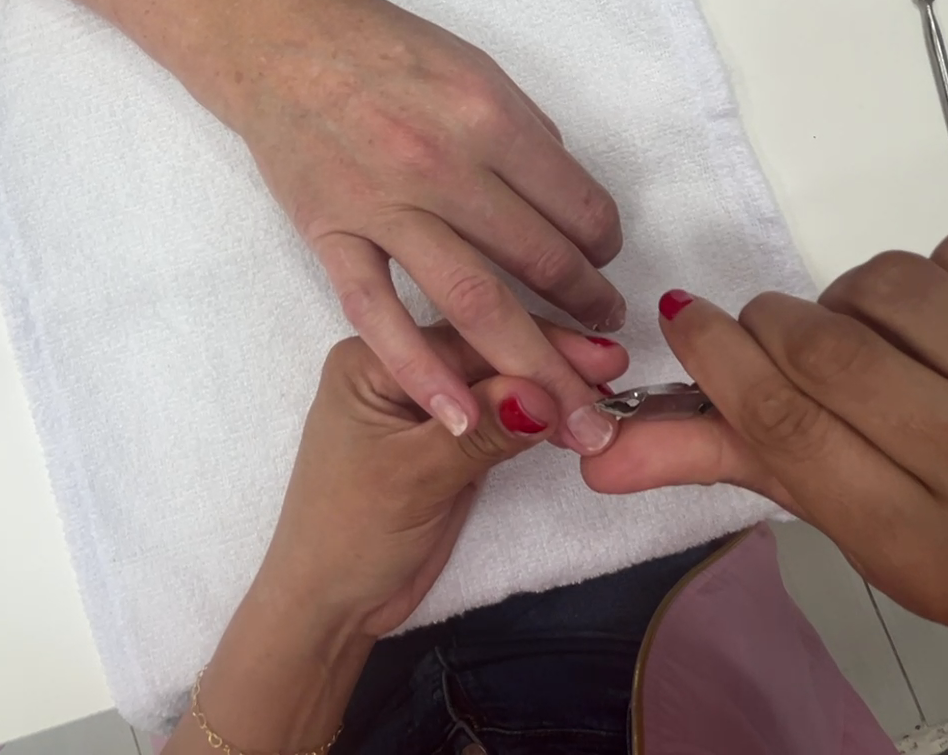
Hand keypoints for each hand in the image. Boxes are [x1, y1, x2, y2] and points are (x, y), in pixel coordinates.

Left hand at [172, 322, 626, 754]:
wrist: (332, 605)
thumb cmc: (352, 533)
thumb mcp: (413, 478)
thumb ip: (480, 434)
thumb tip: (547, 395)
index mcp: (371, 359)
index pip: (462, 342)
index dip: (530, 350)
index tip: (596, 361)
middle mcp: (398, 368)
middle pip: (482, 356)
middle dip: (546, 365)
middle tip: (615, 369)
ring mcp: (425, 403)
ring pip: (495, 385)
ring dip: (548, 391)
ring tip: (609, 393)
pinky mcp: (446, 438)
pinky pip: (497, 416)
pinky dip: (535, 418)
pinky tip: (575, 415)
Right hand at [200, 0, 625, 452]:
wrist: (274, 44)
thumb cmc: (375, 44)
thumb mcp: (468, 62)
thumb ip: (521, 129)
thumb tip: (563, 191)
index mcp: (488, 114)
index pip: (577, 203)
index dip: (605, 243)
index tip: (604, 261)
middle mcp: (443, 166)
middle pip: (539, 261)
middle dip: (588, 310)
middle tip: (607, 337)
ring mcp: (383, 207)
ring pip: (472, 301)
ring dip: (532, 357)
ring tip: (570, 395)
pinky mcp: (332, 236)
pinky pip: (378, 314)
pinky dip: (420, 371)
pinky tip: (459, 418)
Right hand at [583, 231, 947, 626]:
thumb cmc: (925, 508)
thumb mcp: (810, 499)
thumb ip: (705, 459)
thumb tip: (592, 454)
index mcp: (928, 554)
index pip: (785, 428)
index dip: (716, 357)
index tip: (683, 316)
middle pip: (833, 353)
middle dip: (779, 322)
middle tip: (778, 328)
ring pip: (896, 287)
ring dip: (854, 297)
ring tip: (874, 334)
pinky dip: (936, 270)